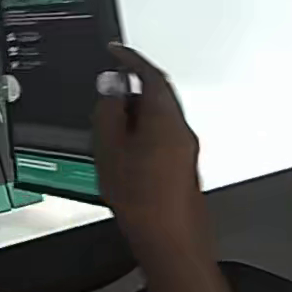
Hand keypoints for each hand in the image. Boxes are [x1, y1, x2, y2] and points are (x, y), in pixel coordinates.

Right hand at [94, 43, 210, 269]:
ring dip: (134, 107)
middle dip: (131, 83)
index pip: (151, 76)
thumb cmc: (141, 199)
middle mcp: (181, 132)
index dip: (131, 58)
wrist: (169, 242)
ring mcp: (185, 149)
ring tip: (106, 116)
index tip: (115, 49)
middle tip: (106, 81)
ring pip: (159, 114)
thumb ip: (108, 110)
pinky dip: (140, 125)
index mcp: (165, 121)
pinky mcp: (181, 164)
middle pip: (158, 94)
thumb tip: (111, 85)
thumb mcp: (109, 146)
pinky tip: (120, 141)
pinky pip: (161, 131)